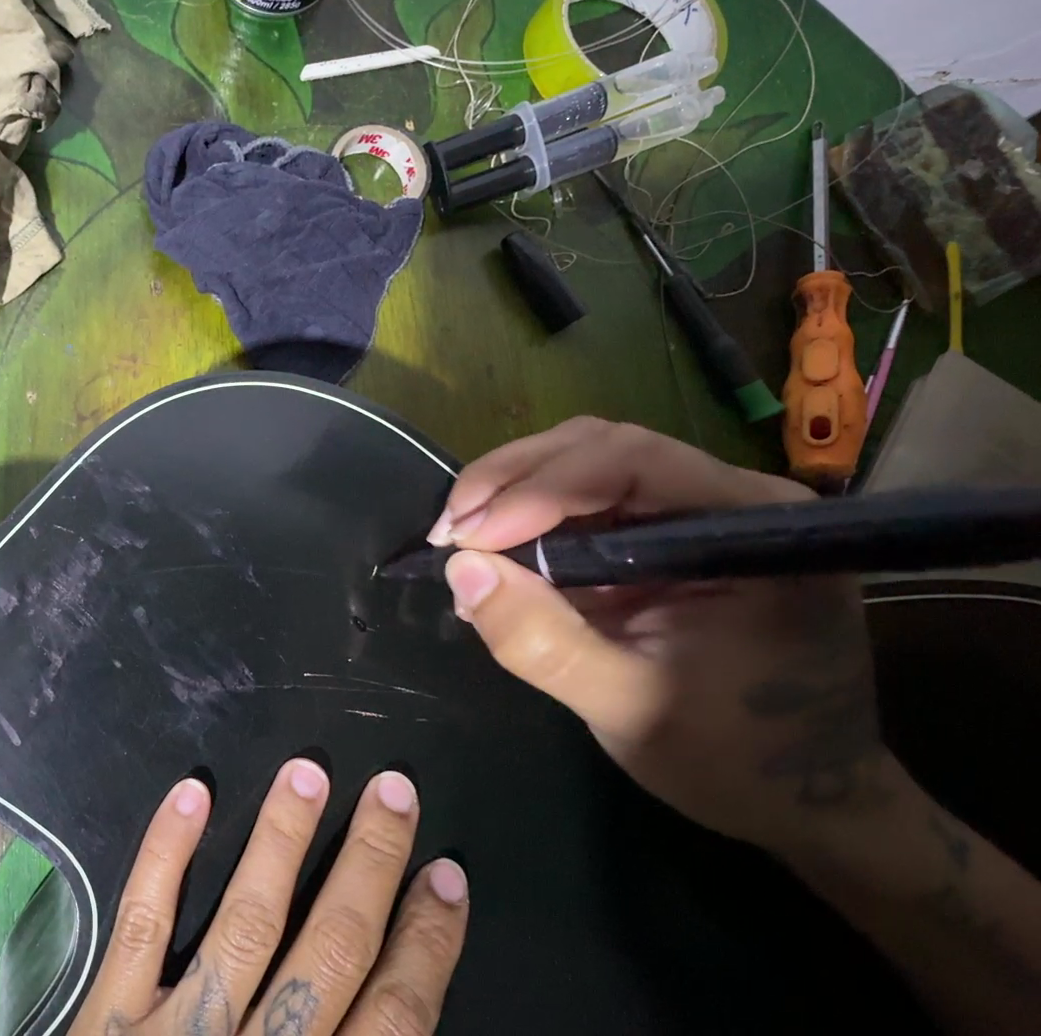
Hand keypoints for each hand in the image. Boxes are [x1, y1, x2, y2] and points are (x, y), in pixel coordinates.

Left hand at [72, 760, 469, 1035]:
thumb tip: (400, 1018)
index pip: (394, 1018)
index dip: (427, 946)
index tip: (447, 879)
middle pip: (330, 951)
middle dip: (369, 868)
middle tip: (395, 791)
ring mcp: (180, 1027)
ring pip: (246, 919)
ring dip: (281, 841)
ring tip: (310, 772)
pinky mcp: (111, 1011)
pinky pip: (143, 920)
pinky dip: (165, 853)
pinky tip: (193, 793)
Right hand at [429, 418, 904, 857]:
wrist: (797, 796)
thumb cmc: (730, 757)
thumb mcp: (624, 704)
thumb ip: (542, 639)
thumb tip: (459, 568)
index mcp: (753, 530)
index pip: (633, 464)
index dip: (540, 488)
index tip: (469, 537)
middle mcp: (733, 501)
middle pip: (602, 449)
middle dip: (513, 481)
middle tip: (448, 531)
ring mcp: (699, 514)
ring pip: (585, 464)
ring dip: (511, 493)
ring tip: (461, 540)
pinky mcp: (666, 536)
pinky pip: (585, 501)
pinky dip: (527, 517)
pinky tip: (491, 548)